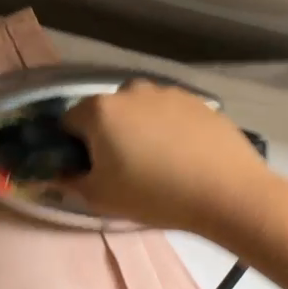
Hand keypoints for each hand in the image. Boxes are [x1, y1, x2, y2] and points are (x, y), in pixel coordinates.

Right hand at [61, 80, 276, 237]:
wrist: (231, 194)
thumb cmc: (156, 194)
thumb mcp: (100, 197)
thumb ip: (69, 181)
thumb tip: (56, 174)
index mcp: (98, 110)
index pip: (68, 123)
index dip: (73, 147)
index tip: (91, 170)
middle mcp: (128, 91)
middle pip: (104, 113)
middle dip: (106, 135)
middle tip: (124, 168)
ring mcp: (166, 93)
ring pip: (138, 110)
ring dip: (138, 129)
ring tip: (158, 162)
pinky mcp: (198, 101)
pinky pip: (169, 113)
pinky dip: (168, 128)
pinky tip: (183, 156)